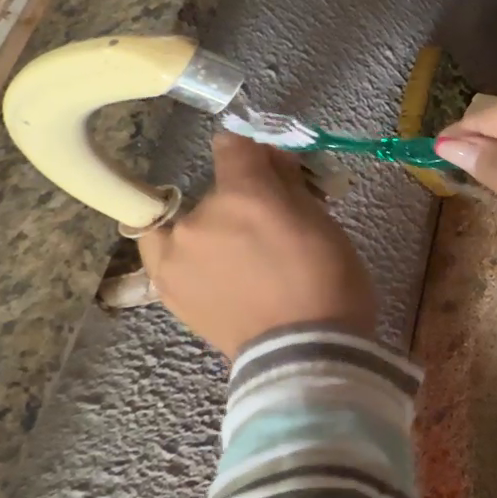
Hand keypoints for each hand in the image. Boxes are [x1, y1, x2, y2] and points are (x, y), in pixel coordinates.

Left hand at [140, 133, 376, 357]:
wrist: (303, 349)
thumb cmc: (333, 284)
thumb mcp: (327, 228)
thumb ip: (294, 189)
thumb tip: (274, 160)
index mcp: (247, 198)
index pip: (235, 148)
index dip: (254, 150)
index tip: (271, 161)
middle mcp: (199, 217)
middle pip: (218, 191)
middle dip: (246, 201)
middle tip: (276, 226)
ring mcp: (174, 252)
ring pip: (192, 222)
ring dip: (216, 228)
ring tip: (246, 256)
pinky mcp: (163, 283)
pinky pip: (172, 252)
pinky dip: (195, 252)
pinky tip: (224, 272)